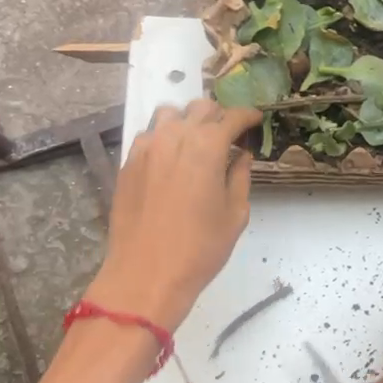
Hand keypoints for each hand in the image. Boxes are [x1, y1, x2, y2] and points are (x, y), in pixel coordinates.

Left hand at [86, 100, 260, 328]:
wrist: (146, 274)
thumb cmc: (200, 249)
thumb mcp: (235, 215)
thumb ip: (240, 178)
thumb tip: (241, 156)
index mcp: (207, 148)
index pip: (230, 117)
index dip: (246, 115)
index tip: (255, 119)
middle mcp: (174, 138)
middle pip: (199, 108)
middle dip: (218, 115)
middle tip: (228, 133)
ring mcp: (146, 148)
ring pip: (169, 115)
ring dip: (187, 120)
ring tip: (197, 140)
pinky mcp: (127, 163)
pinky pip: (148, 135)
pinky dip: (164, 136)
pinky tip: (172, 158)